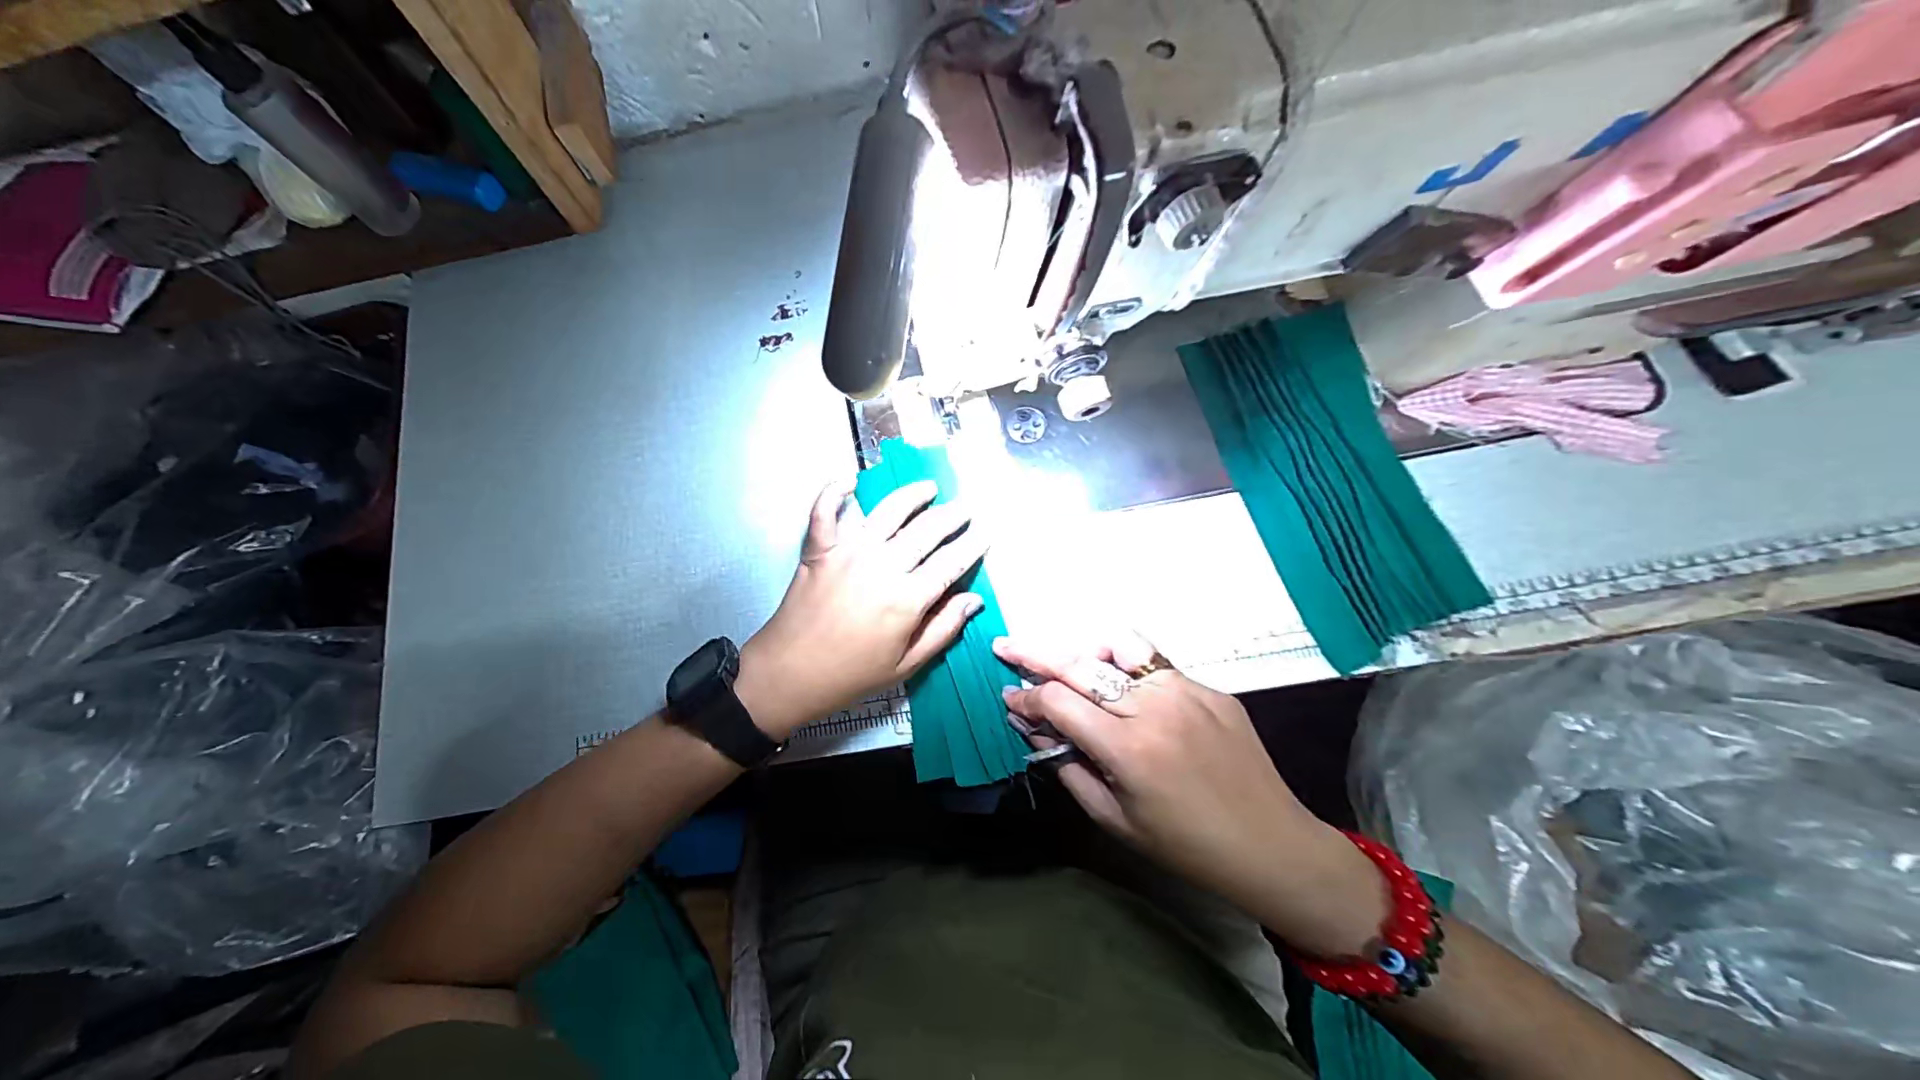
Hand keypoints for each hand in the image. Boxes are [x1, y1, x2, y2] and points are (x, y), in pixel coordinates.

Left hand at [736, 478, 987, 739]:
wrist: (789, 674)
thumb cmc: (850, 675)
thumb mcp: (905, 665)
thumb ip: (943, 629)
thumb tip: (973, 600)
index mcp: (906, 599)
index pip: (950, 563)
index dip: (971, 546)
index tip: (984, 535)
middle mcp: (881, 567)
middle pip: (926, 531)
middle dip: (951, 516)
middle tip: (964, 508)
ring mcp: (847, 554)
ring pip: (887, 513)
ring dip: (912, 495)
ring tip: (929, 487)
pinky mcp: (818, 550)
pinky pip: (825, 512)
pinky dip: (834, 492)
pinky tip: (849, 479)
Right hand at [997, 632, 1389, 957]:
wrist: (1269, 844)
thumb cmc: (1183, 845)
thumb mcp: (1112, 817)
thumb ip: (1066, 765)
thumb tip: (1031, 726)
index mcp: (1128, 748)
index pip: (1059, 702)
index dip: (1026, 698)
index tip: (1008, 699)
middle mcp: (1155, 707)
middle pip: (1080, 664)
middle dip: (1034, 653)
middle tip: (1005, 645)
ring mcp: (1187, 690)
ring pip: (1120, 647)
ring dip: (1086, 650)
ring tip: (1070, 663)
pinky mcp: (1211, 688)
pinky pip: (1157, 666)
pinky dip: (1128, 670)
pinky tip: (1123, 688)